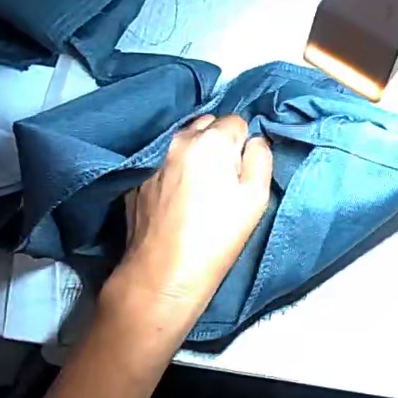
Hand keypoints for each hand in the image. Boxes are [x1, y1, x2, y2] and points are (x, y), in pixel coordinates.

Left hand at [101, 115, 272, 344]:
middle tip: (223, 177)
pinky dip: (173, 169)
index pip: (237, 122)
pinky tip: (177, 197)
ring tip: (199, 186)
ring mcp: (153, 158)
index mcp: (211, 140)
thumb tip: (254, 141)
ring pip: (182, 141)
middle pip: (207, 125)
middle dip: (218, 142)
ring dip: (194, 153)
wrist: (163, 275)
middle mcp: (178, 140)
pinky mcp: (137, 178)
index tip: (241, 171)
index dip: (243, 145)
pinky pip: (162, 161)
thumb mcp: (256, 198)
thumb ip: (260, 158)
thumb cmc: (216, 238)